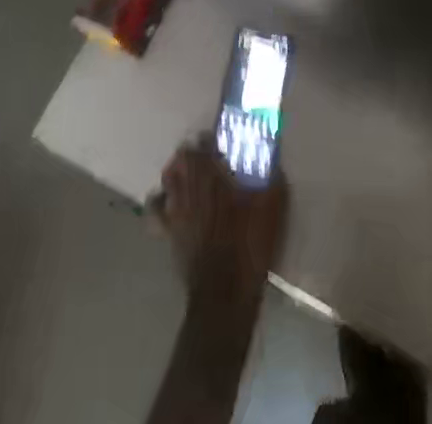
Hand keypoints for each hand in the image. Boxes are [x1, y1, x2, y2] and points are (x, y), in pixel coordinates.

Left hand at [154, 137, 286, 286]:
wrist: (225, 292)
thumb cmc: (249, 247)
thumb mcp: (272, 212)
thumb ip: (273, 183)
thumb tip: (275, 166)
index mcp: (213, 179)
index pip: (202, 146)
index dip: (208, 140)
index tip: (218, 141)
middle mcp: (189, 188)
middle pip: (181, 159)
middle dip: (191, 153)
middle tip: (204, 156)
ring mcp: (175, 210)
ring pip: (168, 178)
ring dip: (176, 170)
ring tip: (187, 173)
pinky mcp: (168, 230)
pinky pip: (156, 208)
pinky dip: (160, 198)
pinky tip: (169, 200)